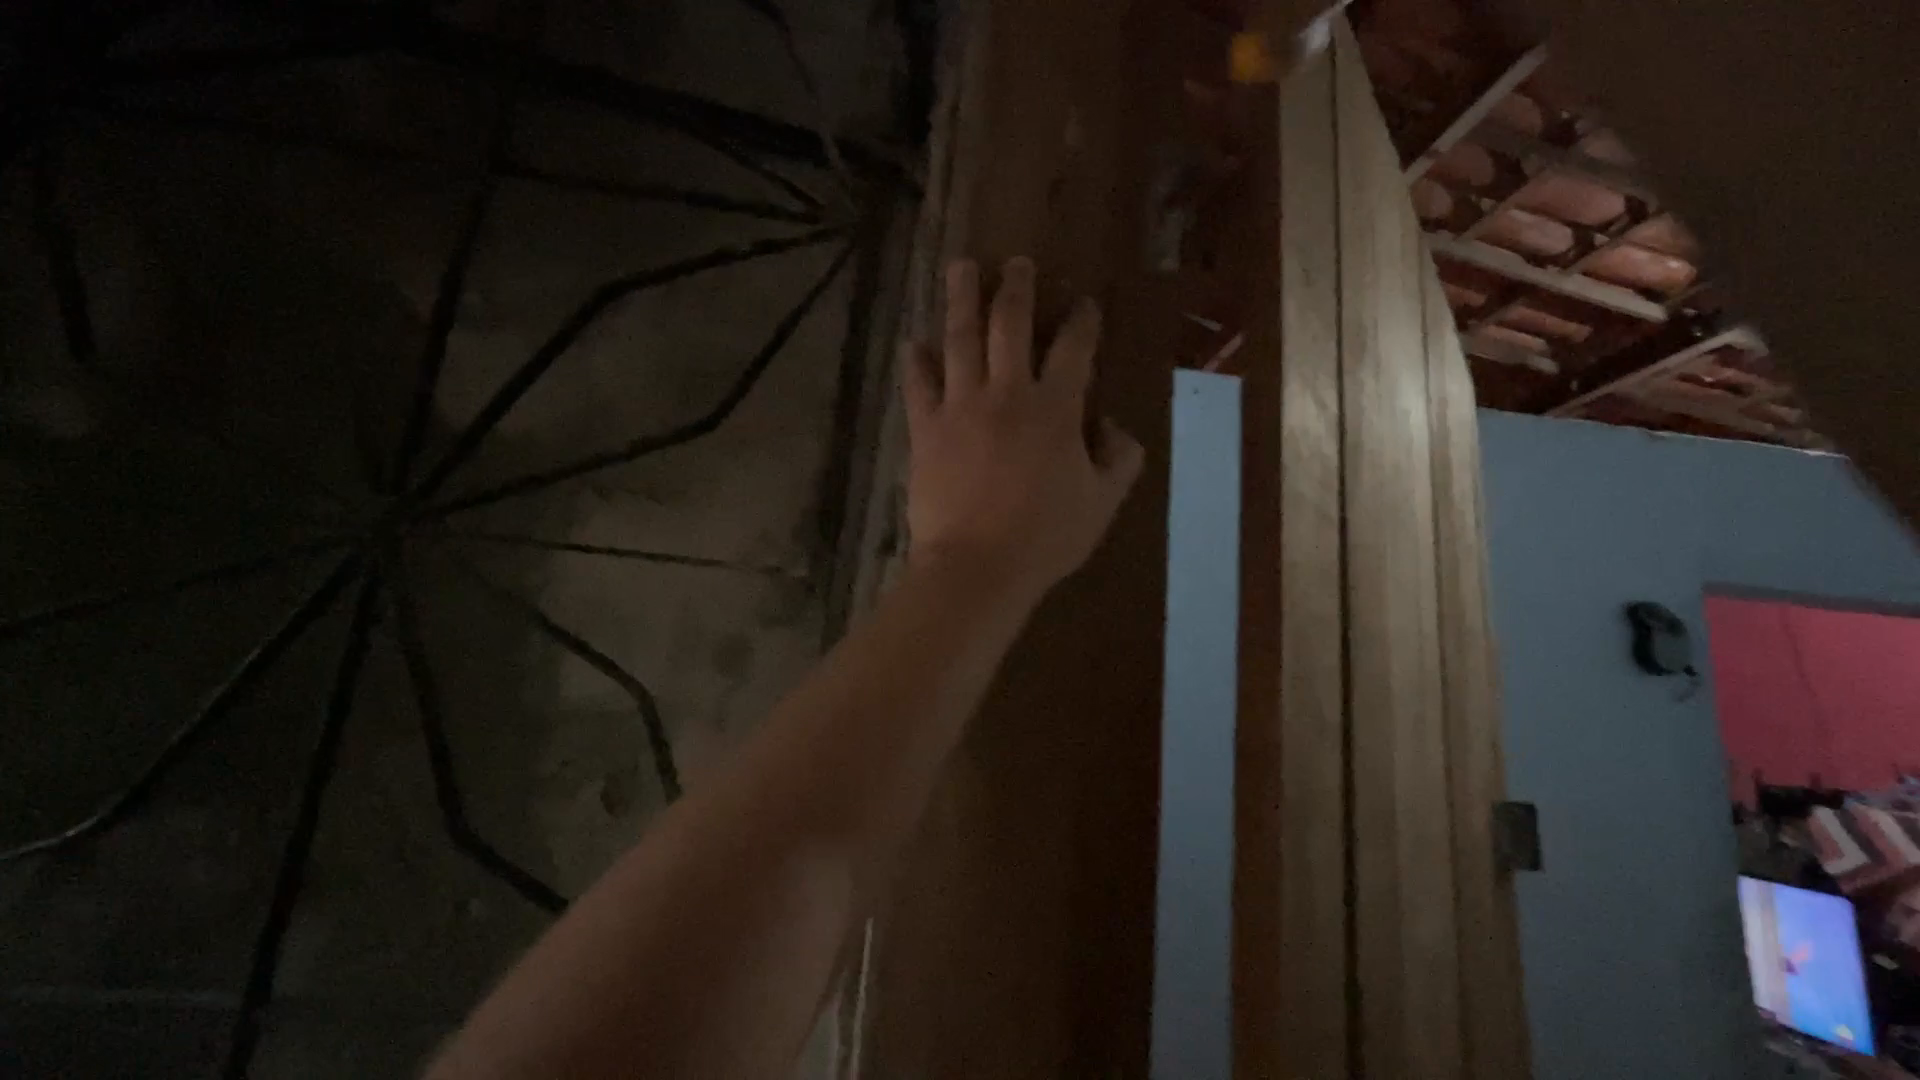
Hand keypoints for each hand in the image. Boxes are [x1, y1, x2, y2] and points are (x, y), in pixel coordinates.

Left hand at [901, 257, 1144, 600]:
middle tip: (1016, 262)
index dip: (1082, 321)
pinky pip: (918, 385)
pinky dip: (916, 361)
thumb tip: (1112, 426)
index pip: (1074, 349)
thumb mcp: (1102, 502)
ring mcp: (960, 407)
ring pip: (960, 339)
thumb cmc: (1046, 537)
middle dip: (1016, 288)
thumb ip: (1119, 458)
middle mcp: (1007, 393)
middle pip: (1011, 325)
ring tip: (960, 268)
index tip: (1084, 304)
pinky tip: (914, 343)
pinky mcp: (926, 429)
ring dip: (961, 299)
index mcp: (1055, 408)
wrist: (977, 566)